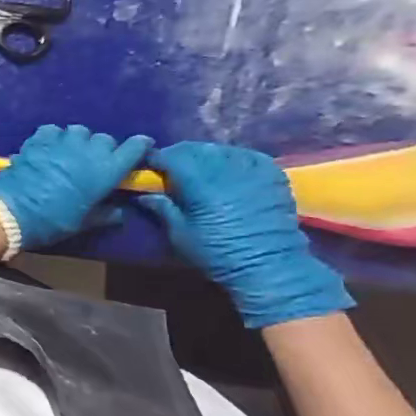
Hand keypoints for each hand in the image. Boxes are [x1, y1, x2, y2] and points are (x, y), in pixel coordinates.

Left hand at [0, 124, 153, 248]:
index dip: (139, 147)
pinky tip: (49, 149)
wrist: (13, 212)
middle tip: (93, 164)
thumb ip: (107, 214)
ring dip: (78, 141)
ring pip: (79, 131)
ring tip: (69, 155)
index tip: (139, 150)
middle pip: (105, 139)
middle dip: (103, 150)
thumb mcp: (85, 222)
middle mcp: (88, 150)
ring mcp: (62, 141)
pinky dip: (54, 137)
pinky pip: (53, 130)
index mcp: (106, 169)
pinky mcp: (38, 139)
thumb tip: (121, 211)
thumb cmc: (53, 221)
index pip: (135, 147)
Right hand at [135, 142, 352, 328]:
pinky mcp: (272, 174)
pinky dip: (232, 158)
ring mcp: (252, 169)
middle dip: (178, 156)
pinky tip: (227, 171)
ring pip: (220, 149)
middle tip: (170, 171)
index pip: (170, 156)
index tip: (146, 167)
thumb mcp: (179, 234)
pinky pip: (246, 155)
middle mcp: (225, 169)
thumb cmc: (217, 253)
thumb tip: (143, 193)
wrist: (270, 267)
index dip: (154, 159)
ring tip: (199, 170)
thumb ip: (162, 207)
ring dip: (204, 156)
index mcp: (199, 184)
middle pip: (194, 148)